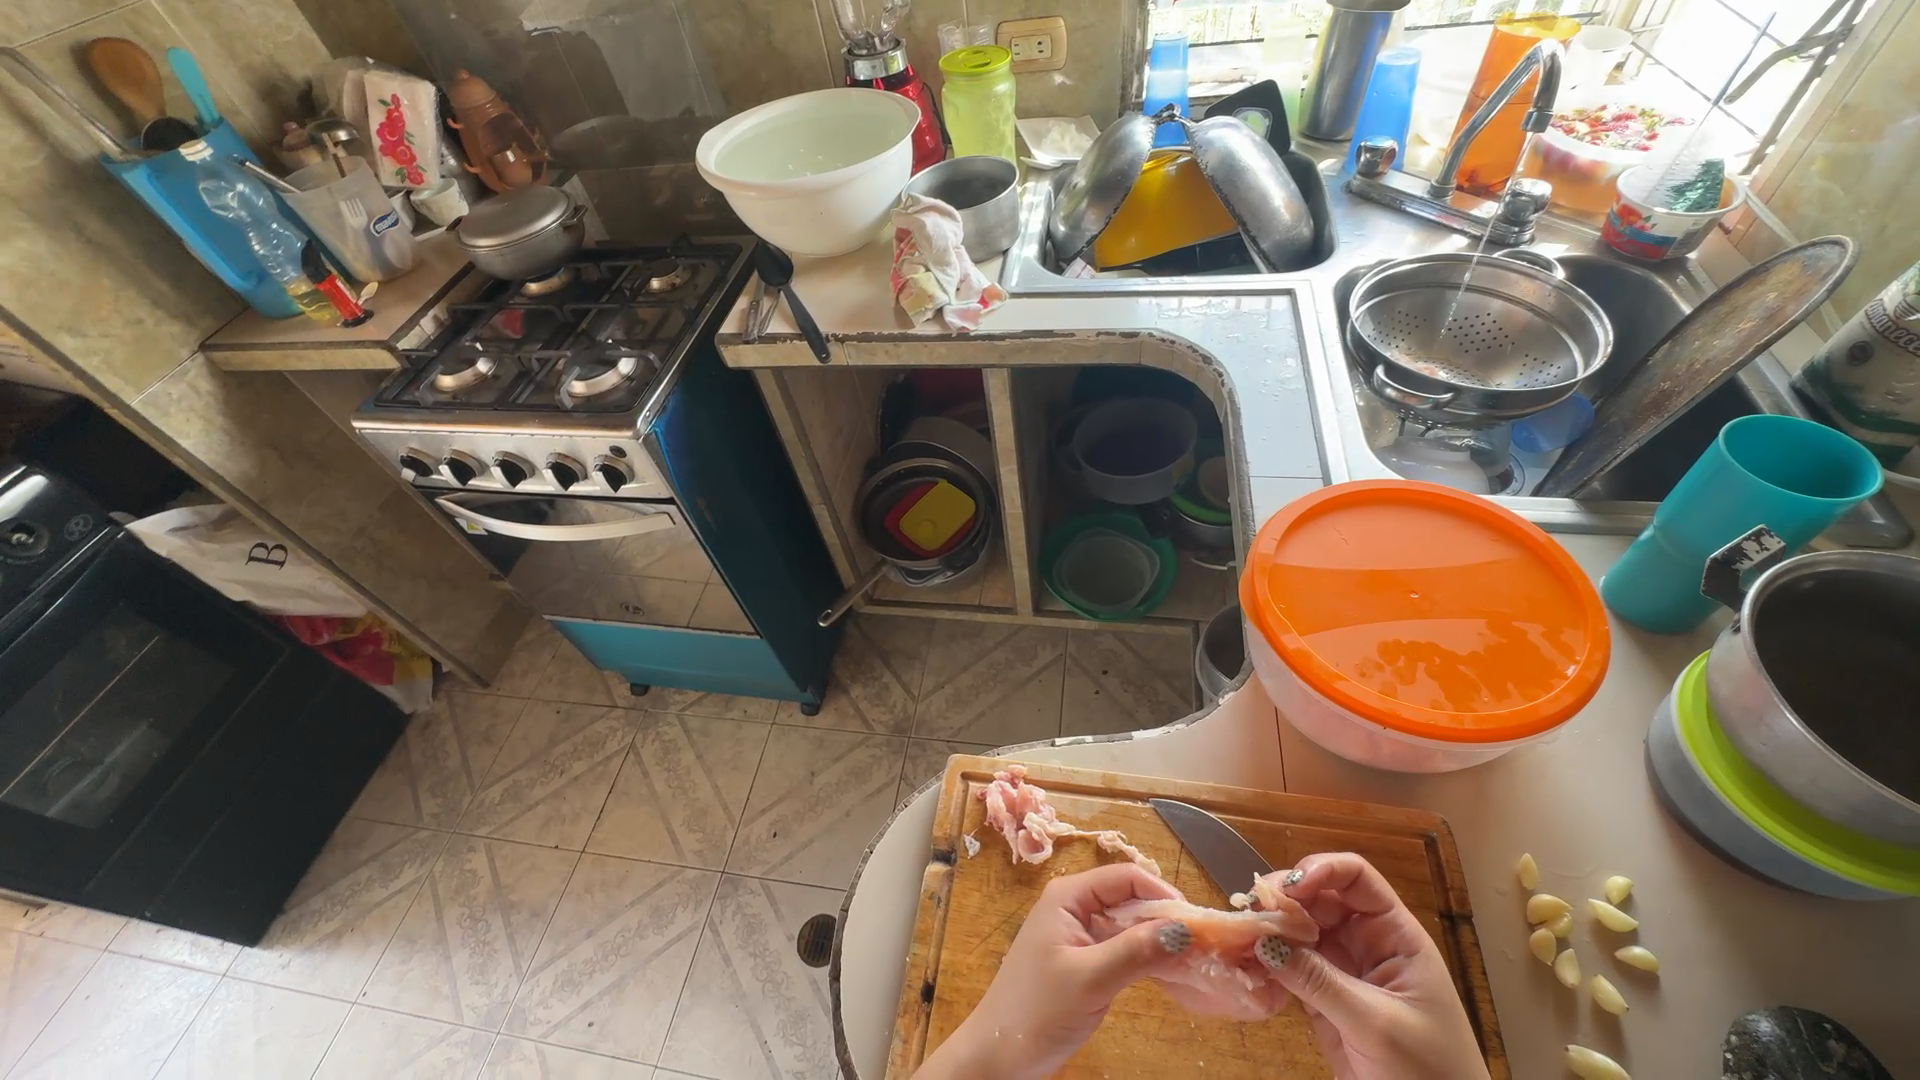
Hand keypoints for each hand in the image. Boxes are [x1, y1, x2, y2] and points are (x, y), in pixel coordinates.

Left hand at [915, 864, 1183, 1079]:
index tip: (1198, 922)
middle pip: (1132, 898)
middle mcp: (1076, 905)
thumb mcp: (1090, 979)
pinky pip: (1125, 948)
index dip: (1164, 893)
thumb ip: (1136, 951)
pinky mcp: (1086, 959)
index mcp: (1069, 895)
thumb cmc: (1037, 1010)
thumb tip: (1184, 928)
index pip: (1127, 876)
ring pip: (1131, 924)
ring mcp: (1081, 933)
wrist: (1000, 1056)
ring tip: (1199, 960)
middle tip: (1206, 945)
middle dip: (1167, 918)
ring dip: (1161, 939)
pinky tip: (1175, 974)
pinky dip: (1149, 958)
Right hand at [1260, 853, 1489, 1079]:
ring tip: (1239, 933)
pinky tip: (1243, 960)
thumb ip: (1320, 981)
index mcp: (1394, 936)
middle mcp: (1365, 942)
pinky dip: (1264, 959)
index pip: (1356, 878)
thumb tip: (1263, 940)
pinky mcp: (1320, 997)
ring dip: (1268, 926)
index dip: (1321, 870)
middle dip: (1284, 897)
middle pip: (1318, 896)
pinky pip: (1287, 964)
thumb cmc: (1428, 1073)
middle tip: (1252, 912)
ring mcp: (1341, 969)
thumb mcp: (1376, 1025)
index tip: (1288, 889)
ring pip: (1297, 927)